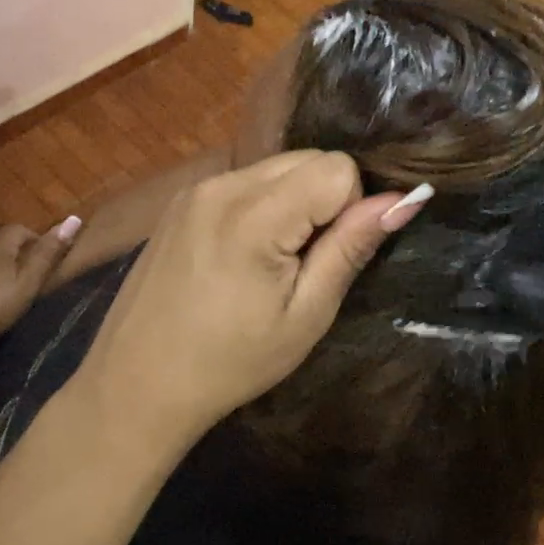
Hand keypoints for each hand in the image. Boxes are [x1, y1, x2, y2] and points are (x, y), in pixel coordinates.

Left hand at [69, 150, 426, 440]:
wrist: (135, 386)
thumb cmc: (230, 363)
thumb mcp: (306, 315)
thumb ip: (352, 247)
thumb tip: (408, 198)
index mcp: (254, 214)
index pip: (337, 168)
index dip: (350, 208)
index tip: (329, 258)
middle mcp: (223, 184)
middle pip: (309, 159)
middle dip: (325, 200)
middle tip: (305, 264)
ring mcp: (197, 187)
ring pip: (280, 166)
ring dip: (296, 202)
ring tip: (274, 264)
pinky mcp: (182, 198)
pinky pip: (247, 179)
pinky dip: (266, 204)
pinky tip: (246, 255)